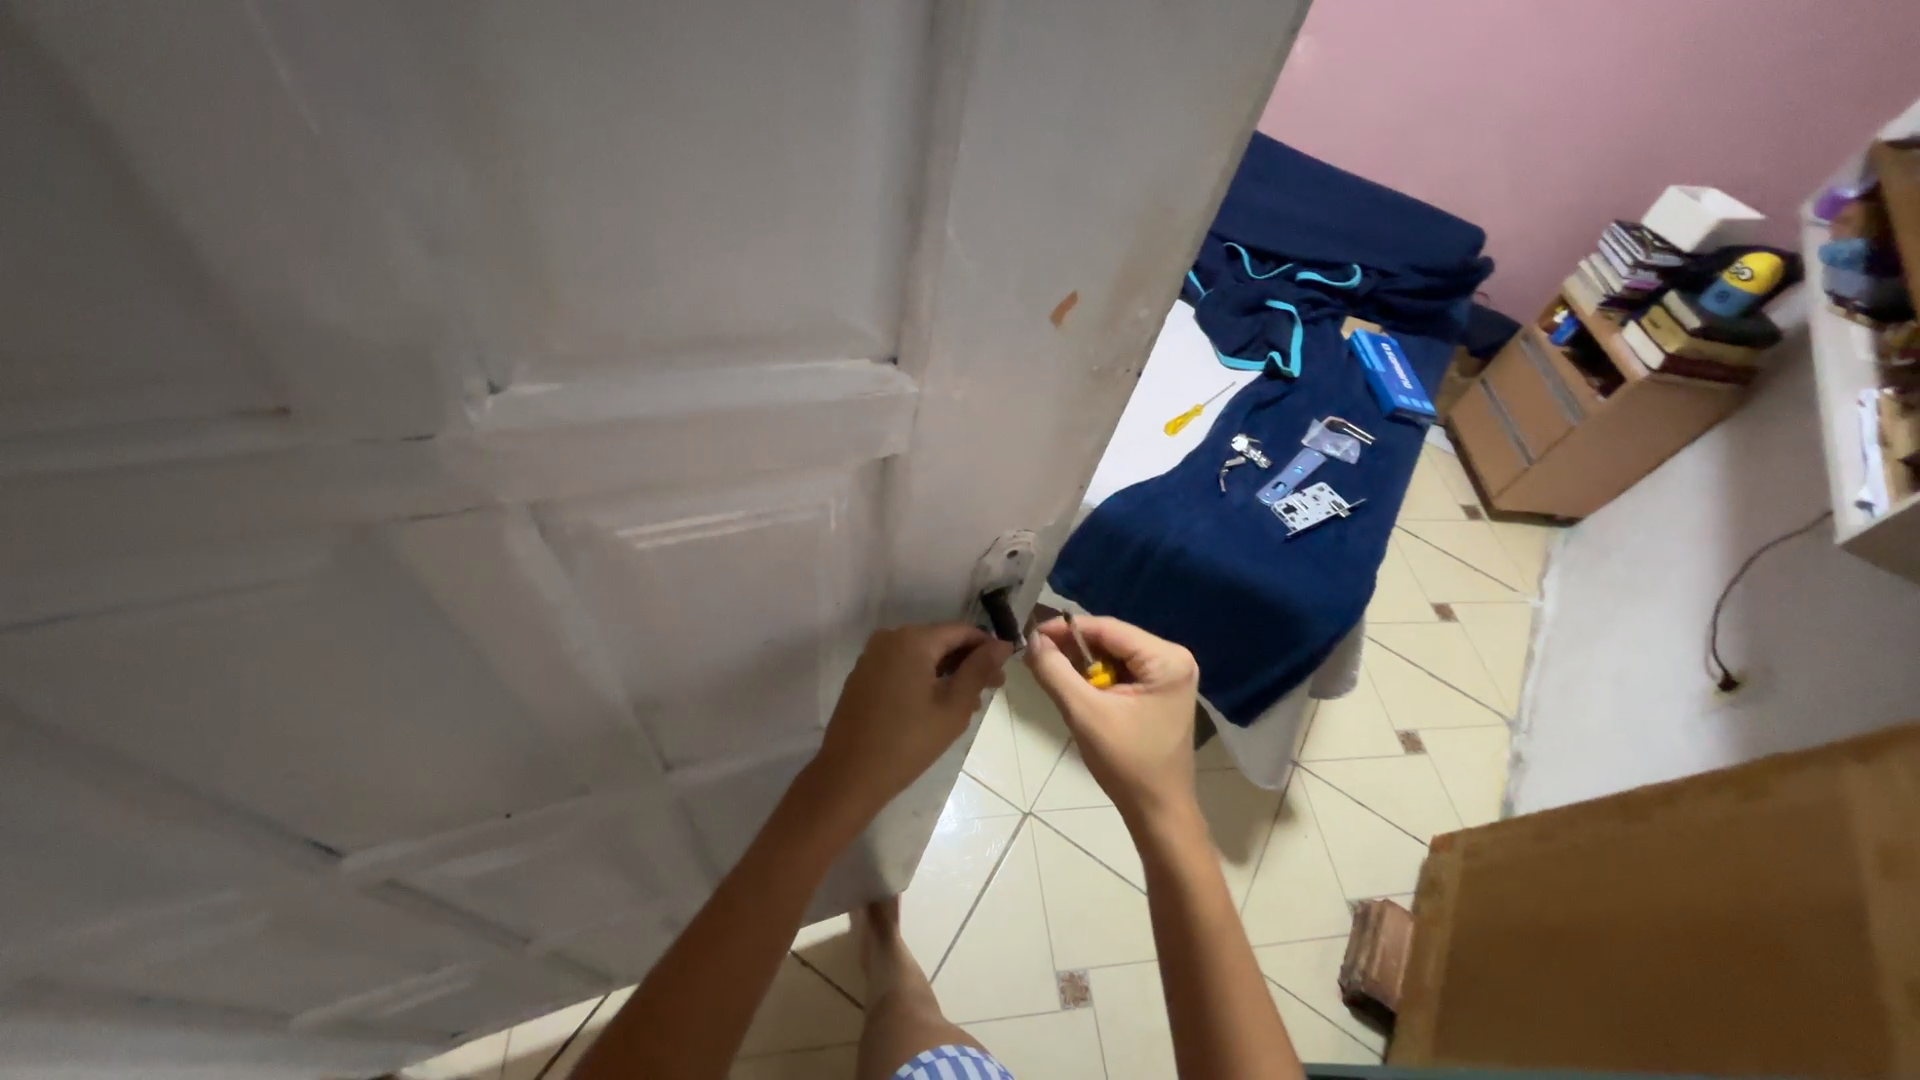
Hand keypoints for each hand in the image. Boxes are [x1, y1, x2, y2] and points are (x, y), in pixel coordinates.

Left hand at [810, 623, 1013, 816]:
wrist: (849, 775)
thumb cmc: (908, 742)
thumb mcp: (953, 706)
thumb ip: (979, 670)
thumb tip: (1002, 644)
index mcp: (912, 640)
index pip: (961, 631)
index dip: (987, 647)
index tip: (1005, 670)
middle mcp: (889, 638)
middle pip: (940, 641)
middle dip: (967, 663)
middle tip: (992, 690)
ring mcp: (872, 657)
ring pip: (921, 656)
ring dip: (947, 673)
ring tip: (969, 704)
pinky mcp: (863, 676)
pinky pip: (901, 668)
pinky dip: (923, 679)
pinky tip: (937, 705)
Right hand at [1026, 616, 1200, 826]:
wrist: (1157, 810)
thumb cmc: (1126, 763)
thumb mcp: (1084, 713)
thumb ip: (1055, 671)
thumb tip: (1031, 640)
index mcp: (1167, 659)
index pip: (1108, 628)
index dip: (1066, 628)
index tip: (1031, 635)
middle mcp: (1174, 659)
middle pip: (1112, 640)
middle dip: (1074, 647)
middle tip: (1038, 656)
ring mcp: (1170, 676)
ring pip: (1114, 655)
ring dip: (1083, 664)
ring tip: (1053, 673)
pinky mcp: (1161, 691)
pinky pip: (1122, 672)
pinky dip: (1097, 678)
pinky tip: (1078, 689)